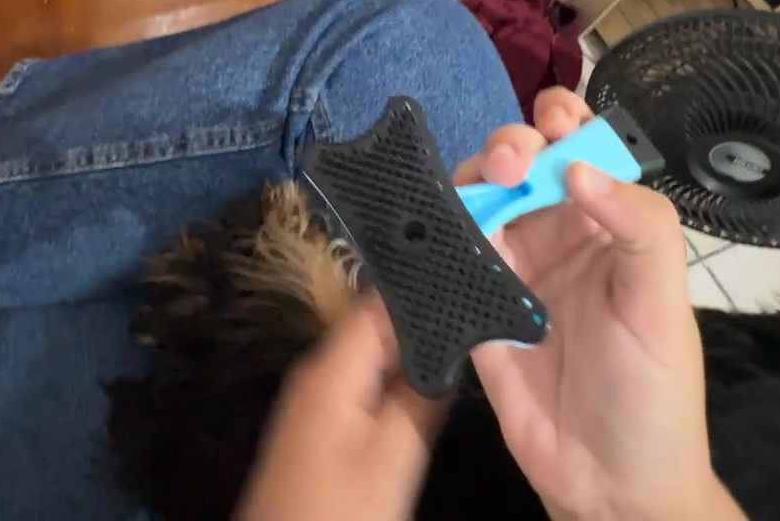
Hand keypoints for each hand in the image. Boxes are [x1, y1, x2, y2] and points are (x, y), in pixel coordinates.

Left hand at [236, 296, 447, 520]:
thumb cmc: (338, 511)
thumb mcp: (390, 461)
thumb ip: (420, 400)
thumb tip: (449, 352)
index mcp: (331, 365)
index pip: (375, 304)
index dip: (416, 292)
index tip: (457, 280)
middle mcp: (317, 368)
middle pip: (370, 326)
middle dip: (415, 319)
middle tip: (465, 308)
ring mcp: (314, 394)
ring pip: (366, 353)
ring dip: (403, 347)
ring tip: (454, 336)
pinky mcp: (317, 420)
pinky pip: (358, 378)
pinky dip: (388, 373)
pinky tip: (418, 380)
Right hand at [455, 88, 743, 520]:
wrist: (604, 479)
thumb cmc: (651, 390)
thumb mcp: (661, 306)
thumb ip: (639, 227)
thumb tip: (578, 166)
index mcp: (605, 221)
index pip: (583, 149)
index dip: (566, 121)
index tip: (553, 120)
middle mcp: (553, 228)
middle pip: (522, 159)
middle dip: (512, 144)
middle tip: (512, 167)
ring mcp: (508, 258)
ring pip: (479, 190)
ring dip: (475, 175)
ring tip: (482, 191)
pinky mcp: (471, 289)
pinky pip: (450, 242)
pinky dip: (441, 221)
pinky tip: (442, 219)